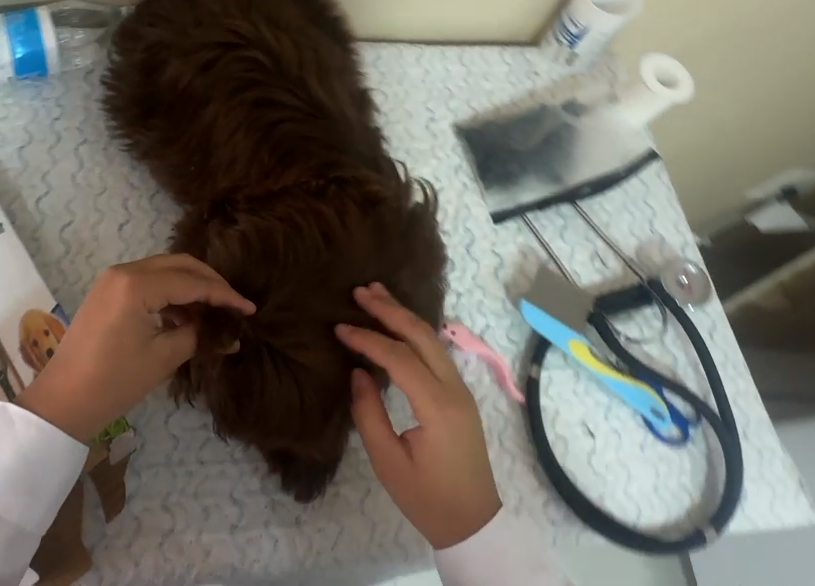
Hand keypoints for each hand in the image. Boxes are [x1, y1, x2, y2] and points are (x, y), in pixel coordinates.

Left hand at [19, 253, 254, 443]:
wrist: (62, 402)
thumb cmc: (113, 381)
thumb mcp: (162, 358)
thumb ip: (198, 337)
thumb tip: (229, 336)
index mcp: (137, 284)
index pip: (191, 281)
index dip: (223, 295)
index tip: (249, 309)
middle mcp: (124, 271)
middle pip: (178, 264)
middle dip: (209, 282)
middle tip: (234, 304)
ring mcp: (113, 280)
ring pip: (163, 270)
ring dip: (190, 286)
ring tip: (215, 313)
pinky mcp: (108, 293)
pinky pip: (148, 282)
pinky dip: (170, 294)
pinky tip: (186, 317)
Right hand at [337, 283, 501, 549]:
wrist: (474, 523)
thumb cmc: (428, 499)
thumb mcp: (388, 463)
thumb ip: (369, 414)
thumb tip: (357, 372)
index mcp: (437, 407)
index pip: (399, 358)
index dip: (367, 339)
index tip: (339, 329)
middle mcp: (454, 389)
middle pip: (421, 335)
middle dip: (390, 310)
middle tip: (360, 291)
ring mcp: (461, 390)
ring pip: (432, 339)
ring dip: (404, 315)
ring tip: (376, 293)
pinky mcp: (460, 395)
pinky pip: (436, 351)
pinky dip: (414, 332)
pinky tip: (397, 323)